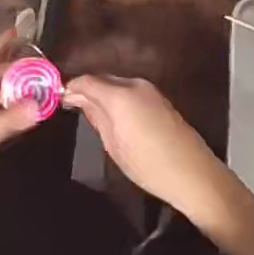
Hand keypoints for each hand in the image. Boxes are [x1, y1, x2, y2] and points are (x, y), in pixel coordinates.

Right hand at [62, 75, 244, 224]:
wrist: (194, 175)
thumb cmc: (149, 166)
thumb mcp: (113, 145)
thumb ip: (95, 117)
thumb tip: (80, 101)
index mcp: (120, 95)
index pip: (85, 81)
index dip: (70, 89)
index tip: (59, 100)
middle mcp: (135, 85)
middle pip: (101, 80)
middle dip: (86, 91)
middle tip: (72, 108)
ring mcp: (150, 90)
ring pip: (116, 85)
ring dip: (102, 95)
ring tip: (91, 116)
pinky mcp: (159, 99)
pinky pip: (130, 92)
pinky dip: (117, 99)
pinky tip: (114, 118)